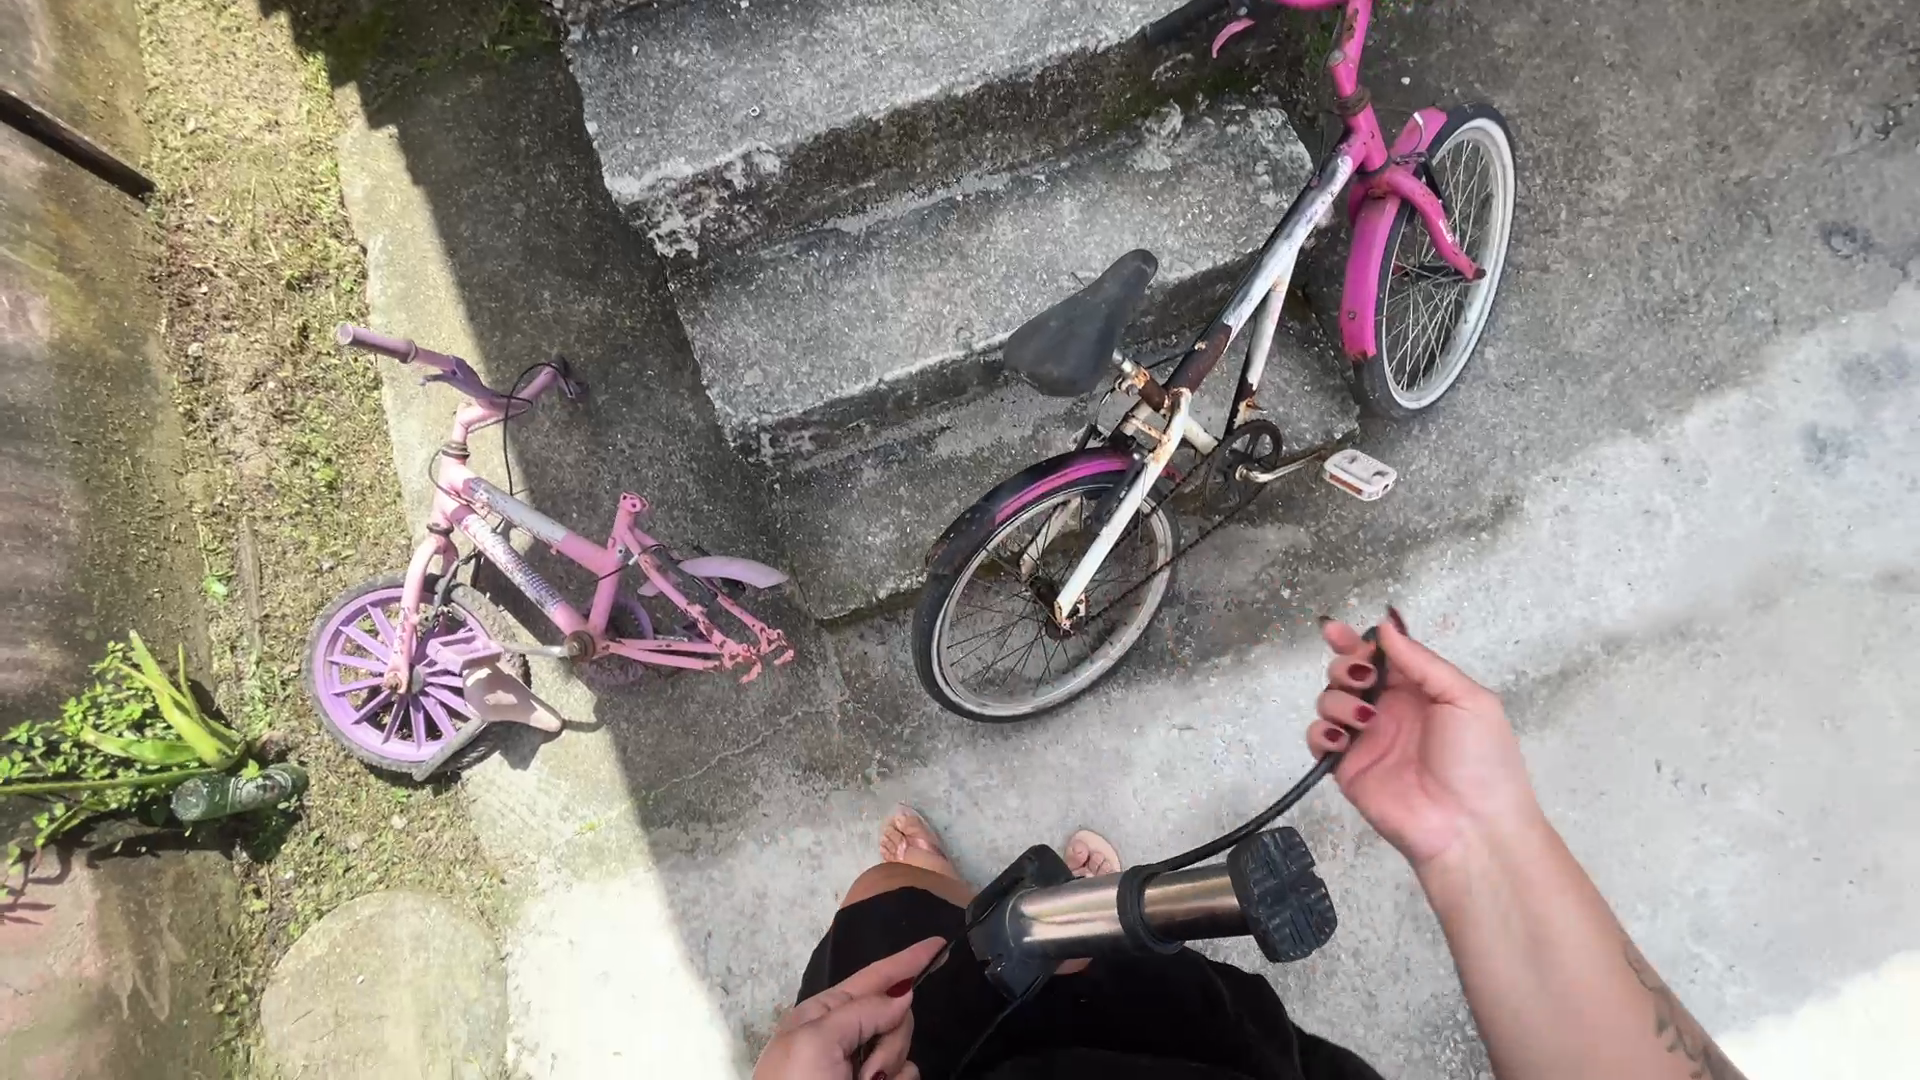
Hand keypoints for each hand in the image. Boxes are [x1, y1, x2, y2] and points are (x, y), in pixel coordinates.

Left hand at [753, 937, 945, 1079]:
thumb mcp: (817, 1043)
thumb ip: (861, 1011)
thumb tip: (903, 996)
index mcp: (821, 1015)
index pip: (872, 976)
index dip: (906, 959)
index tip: (940, 943)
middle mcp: (844, 1037)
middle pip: (893, 1010)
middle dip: (893, 1032)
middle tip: (873, 1070)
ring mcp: (861, 1071)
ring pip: (903, 1045)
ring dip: (893, 1061)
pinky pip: (907, 1075)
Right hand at [1308, 613, 1542, 869]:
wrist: (1470, 826)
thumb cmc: (1481, 760)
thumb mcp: (1467, 700)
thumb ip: (1421, 661)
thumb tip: (1383, 628)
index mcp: (1416, 691)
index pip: (1378, 656)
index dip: (1353, 641)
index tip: (1333, 630)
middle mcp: (1386, 710)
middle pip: (1345, 673)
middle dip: (1344, 667)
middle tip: (1363, 680)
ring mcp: (1363, 737)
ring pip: (1328, 700)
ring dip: (1338, 700)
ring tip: (1364, 720)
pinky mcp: (1344, 764)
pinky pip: (1317, 736)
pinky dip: (1321, 731)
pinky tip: (1341, 739)